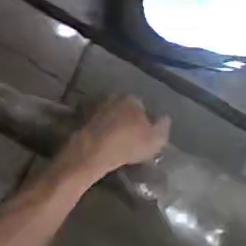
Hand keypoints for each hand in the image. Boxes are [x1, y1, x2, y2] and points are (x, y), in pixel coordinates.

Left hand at [50, 96, 169, 184]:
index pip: (142, 108)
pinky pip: (94, 119)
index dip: (144, 122)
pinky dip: (97, 125)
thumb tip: (165, 117)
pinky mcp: (81, 114)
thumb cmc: (128, 144)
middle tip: (127, 137)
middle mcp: (114, 96)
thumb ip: (163, 127)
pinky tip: (99, 138)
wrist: (94, 149)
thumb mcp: (156, 140)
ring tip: (112, 139)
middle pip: (124, 108)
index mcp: (133, 99)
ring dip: (111, 121)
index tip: (142, 136)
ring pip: (109, 112)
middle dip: (126, 119)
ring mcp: (96, 103)